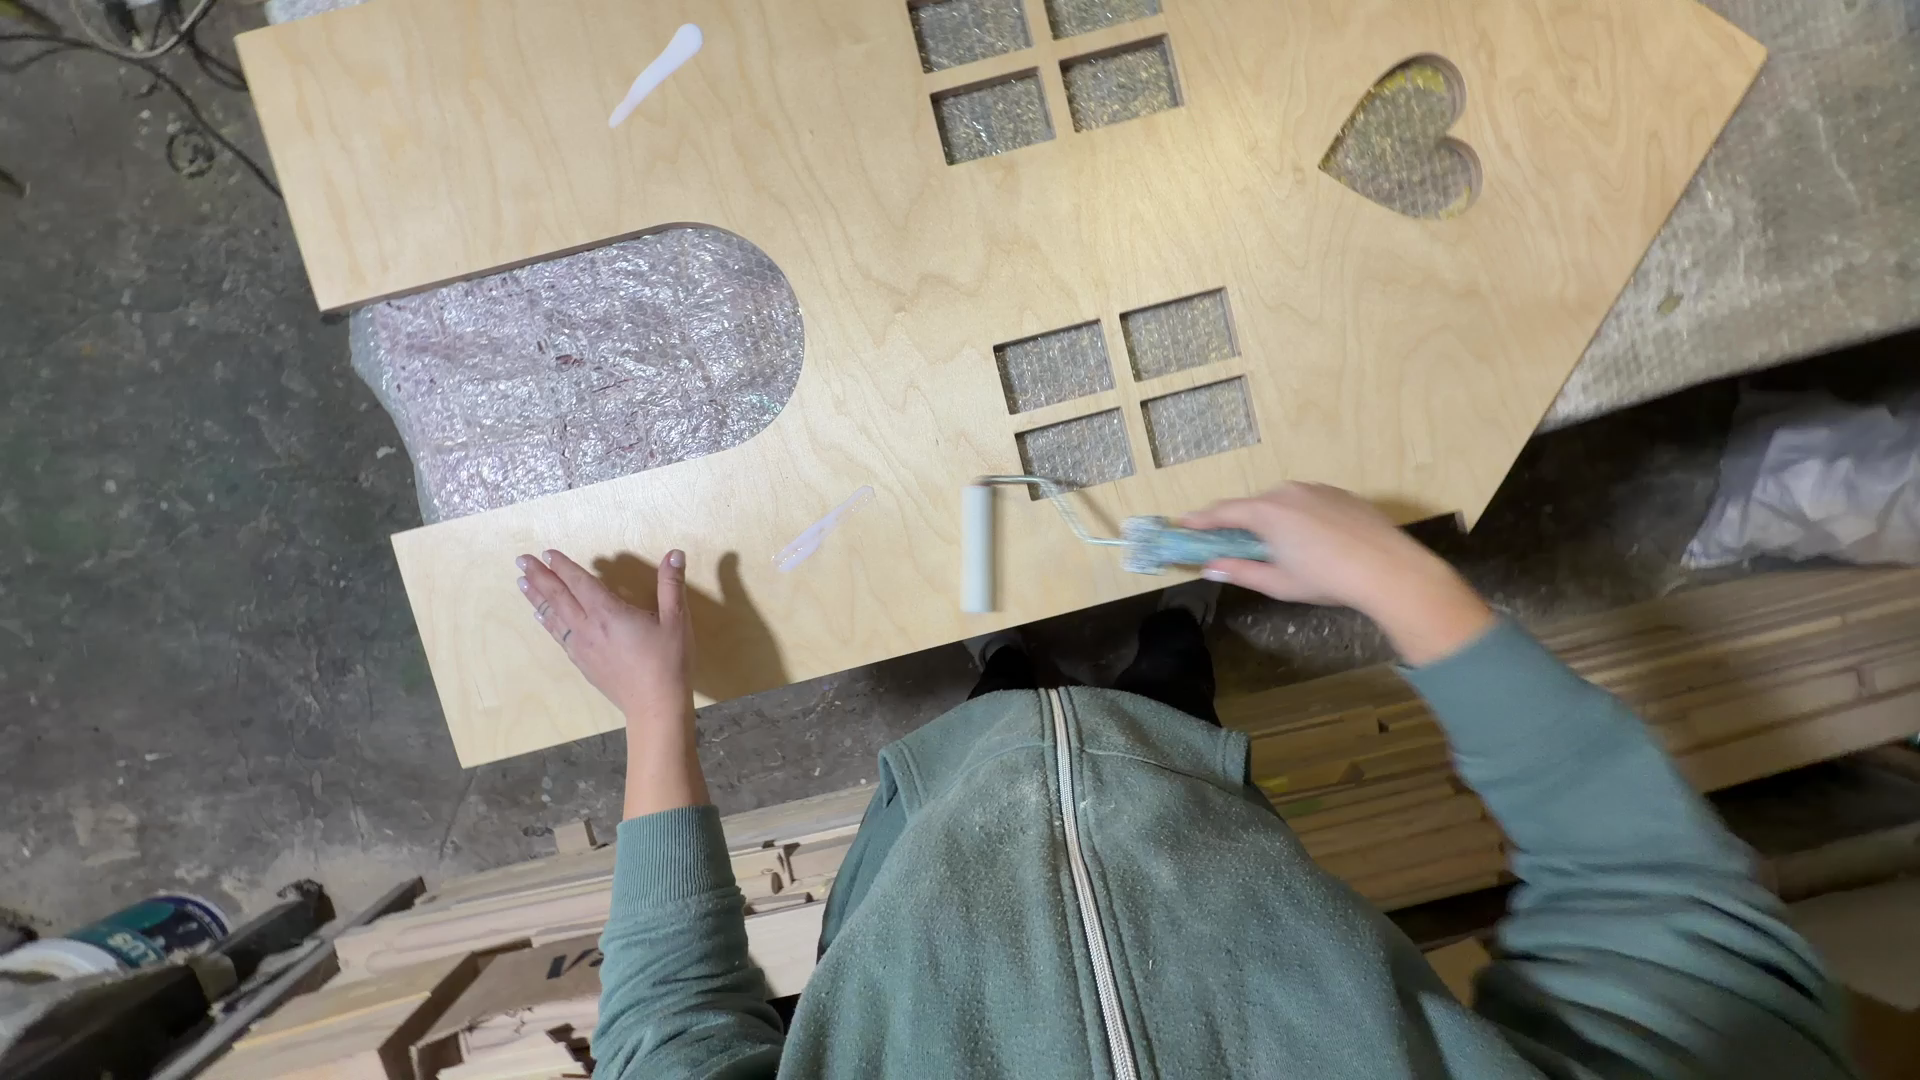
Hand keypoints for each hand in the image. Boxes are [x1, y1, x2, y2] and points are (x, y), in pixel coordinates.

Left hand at [516, 548, 692, 727]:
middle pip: (558, 597)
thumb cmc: (668, 661)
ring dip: (536, 598)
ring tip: (522, 583)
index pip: (580, 583)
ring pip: (553, 617)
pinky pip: (558, 636)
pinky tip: (541, 617)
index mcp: (609, 613)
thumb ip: (672, 584)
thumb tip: (675, 553)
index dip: (563, 566)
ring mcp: (582, 647)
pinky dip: (546, 621)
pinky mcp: (583, 663)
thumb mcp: (676, 619)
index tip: (546, 553)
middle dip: (540, 577)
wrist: (654, 704)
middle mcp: (588, 628)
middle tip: (521, 561)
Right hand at [1183, 483, 1495, 664]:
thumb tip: (1210, 567)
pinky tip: (1307, 538)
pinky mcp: (1341, 494)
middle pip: (1252, 505)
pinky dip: (1296, 516)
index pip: (1222, 513)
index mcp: (1266, 512)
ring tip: (1271, 542)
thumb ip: (1239, 571)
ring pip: (1280, 502)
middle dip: (1237, 522)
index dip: (1200, 520)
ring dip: (1269, 518)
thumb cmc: (1326, 579)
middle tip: (1228, 540)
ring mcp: (1316, 490)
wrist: (1391, 570)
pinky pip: (1306, 501)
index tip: (1183, 523)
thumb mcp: (1277, 582)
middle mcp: (1287, 492)